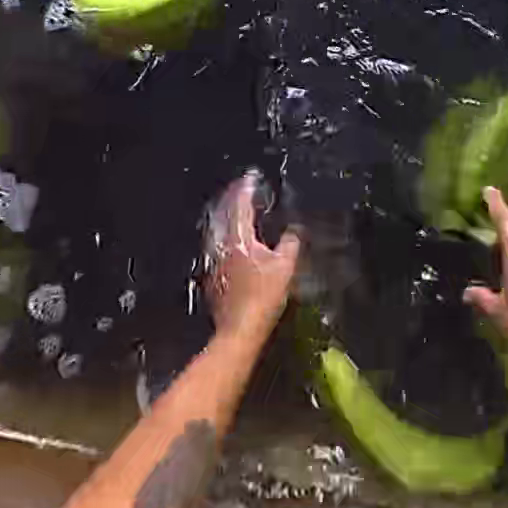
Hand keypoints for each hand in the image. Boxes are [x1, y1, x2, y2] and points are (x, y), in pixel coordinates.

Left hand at [204, 172, 301, 340]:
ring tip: (233, 207)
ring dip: (225, 216)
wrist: (239, 329)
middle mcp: (222, 248)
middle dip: (230, 200)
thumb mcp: (286, 265)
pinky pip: (217, 246)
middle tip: (239, 188)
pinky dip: (224, 233)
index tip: (250, 178)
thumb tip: (293, 232)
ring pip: (217, 232)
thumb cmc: (264, 295)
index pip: (240, 209)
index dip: (245, 191)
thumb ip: (290, 243)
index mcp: (240, 241)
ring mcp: (215, 263)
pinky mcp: (213, 277)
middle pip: (222, 217)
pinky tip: (231, 238)